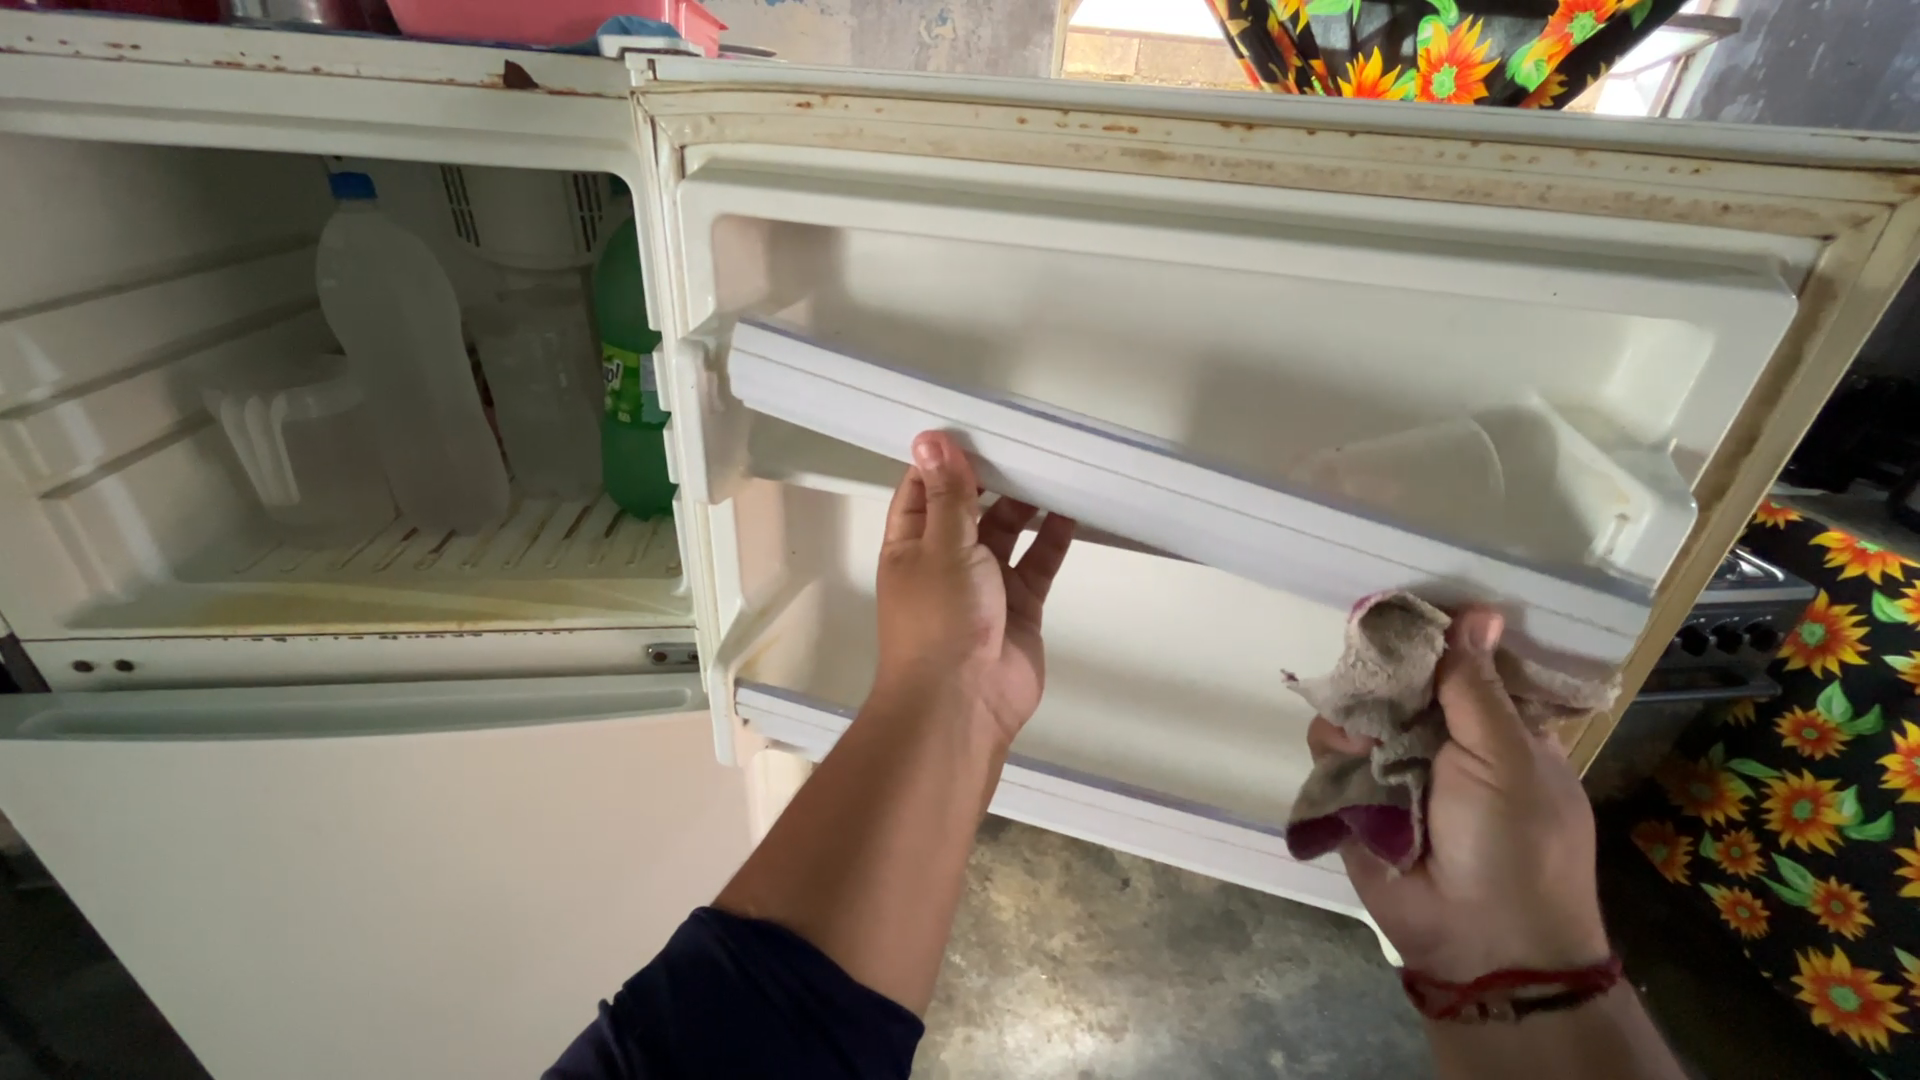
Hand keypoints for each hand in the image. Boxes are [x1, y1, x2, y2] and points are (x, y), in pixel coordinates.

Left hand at [872, 431, 1075, 745]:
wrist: (963, 702)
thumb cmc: (939, 619)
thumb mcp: (941, 547)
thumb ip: (948, 494)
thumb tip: (930, 439)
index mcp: (910, 545)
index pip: (923, 490)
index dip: (944, 460)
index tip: (975, 429)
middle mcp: (945, 560)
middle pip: (969, 508)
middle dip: (992, 478)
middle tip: (1024, 443)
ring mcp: (985, 583)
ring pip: (1007, 532)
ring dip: (1026, 504)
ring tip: (1052, 467)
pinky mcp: (1020, 604)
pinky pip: (1038, 562)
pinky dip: (1053, 537)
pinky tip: (1071, 509)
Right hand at [1309, 608, 1610, 981]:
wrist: (1479, 938)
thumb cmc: (1515, 841)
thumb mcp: (1508, 756)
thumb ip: (1475, 686)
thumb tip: (1478, 611)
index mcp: (1494, 728)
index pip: (1458, 664)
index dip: (1433, 638)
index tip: (1404, 614)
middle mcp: (1440, 739)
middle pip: (1398, 681)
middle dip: (1382, 675)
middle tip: (1373, 668)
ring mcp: (1393, 765)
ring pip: (1356, 710)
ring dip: (1358, 718)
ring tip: (1369, 742)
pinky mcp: (1352, 792)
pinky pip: (1328, 749)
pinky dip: (1334, 751)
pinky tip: (1352, 764)